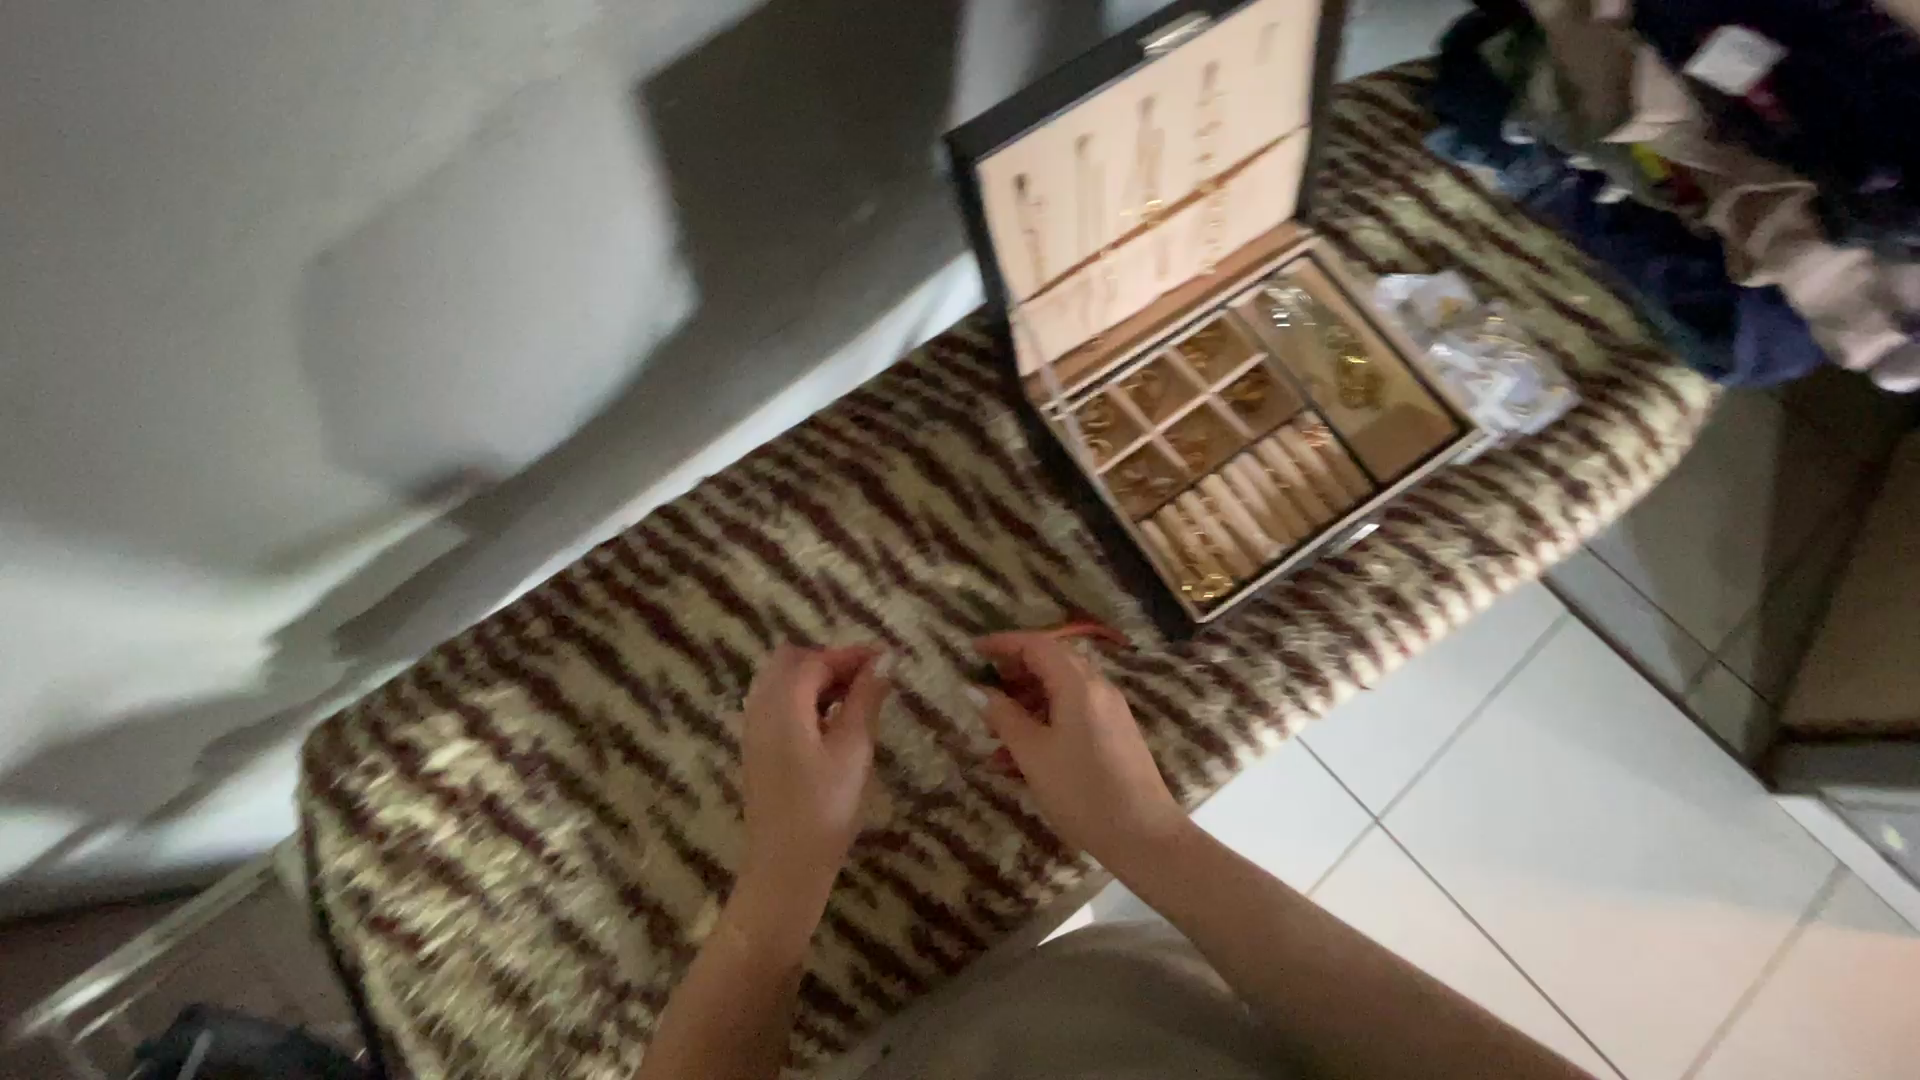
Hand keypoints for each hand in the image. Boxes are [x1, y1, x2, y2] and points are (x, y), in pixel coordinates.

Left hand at [740, 643, 890, 893]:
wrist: (785, 867)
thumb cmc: (825, 807)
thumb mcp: (854, 749)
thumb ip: (866, 698)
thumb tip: (884, 660)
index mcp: (782, 704)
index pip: (816, 660)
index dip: (852, 655)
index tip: (887, 658)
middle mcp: (760, 708)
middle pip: (790, 662)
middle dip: (829, 661)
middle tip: (868, 678)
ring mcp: (754, 730)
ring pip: (781, 682)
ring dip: (816, 680)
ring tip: (854, 698)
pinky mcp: (757, 749)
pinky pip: (777, 705)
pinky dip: (804, 699)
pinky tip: (832, 721)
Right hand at [972, 631, 1188, 869]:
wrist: (1144, 836)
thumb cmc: (1082, 791)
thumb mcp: (1033, 754)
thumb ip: (1004, 717)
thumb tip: (977, 691)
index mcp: (1079, 684)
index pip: (1037, 644)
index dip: (1003, 643)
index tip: (973, 650)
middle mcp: (1097, 688)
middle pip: (1051, 663)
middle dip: (1013, 673)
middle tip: (983, 690)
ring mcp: (1108, 712)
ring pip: (1059, 692)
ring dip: (1025, 704)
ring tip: (994, 731)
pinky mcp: (1113, 735)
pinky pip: (1072, 715)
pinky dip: (1044, 724)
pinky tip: (1018, 757)